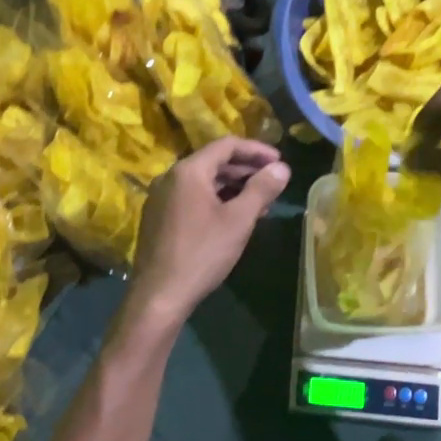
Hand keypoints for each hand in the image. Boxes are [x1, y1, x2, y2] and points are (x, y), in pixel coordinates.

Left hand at [127, 137, 290, 322]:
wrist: (160, 294)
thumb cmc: (202, 253)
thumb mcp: (238, 220)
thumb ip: (261, 189)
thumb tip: (282, 168)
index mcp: (188, 171)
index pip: (226, 146)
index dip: (256, 150)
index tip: (280, 161)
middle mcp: (170, 177)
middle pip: (213, 162)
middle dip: (246, 169)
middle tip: (273, 181)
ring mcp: (161, 197)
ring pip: (203, 182)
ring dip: (232, 187)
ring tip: (260, 201)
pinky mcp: (158, 217)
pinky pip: (191, 197)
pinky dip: (215, 199)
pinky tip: (233, 217)